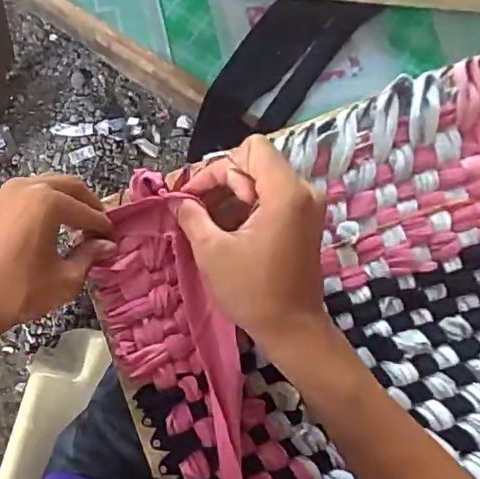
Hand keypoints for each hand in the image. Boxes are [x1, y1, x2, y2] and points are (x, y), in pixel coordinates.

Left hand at [0, 175, 116, 346]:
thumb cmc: (17, 292)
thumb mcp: (64, 279)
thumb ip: (88, 256)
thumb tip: (106, 246)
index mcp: (48, 201)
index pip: (88, 211)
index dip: (104, 227)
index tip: (113, 241)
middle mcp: (27, 188)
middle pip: (70, 187)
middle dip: (88, 206)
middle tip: (99, 230)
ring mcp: (7, 194)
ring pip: (48, 186)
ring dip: (67, 202)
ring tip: (77, 229)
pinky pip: (29, 195)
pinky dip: (46, 205)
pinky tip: (51, 229)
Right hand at [173, 135, 329, 350]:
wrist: (292, 329)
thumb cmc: (252, 291)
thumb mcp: (212, 251)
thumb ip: (191, 216)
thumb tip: (175, 199)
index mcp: (285, 193)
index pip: (249, 150)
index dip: (216, 168)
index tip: (193, 196)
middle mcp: (302, 192)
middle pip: (253, 163)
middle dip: (219, 183)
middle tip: (193, 210)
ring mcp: (305, 206)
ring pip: (258, 180)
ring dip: (228, 196)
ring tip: (204, 223)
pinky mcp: (301, 221)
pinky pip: (267, 198)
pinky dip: (243, 208)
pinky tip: (223, 230)